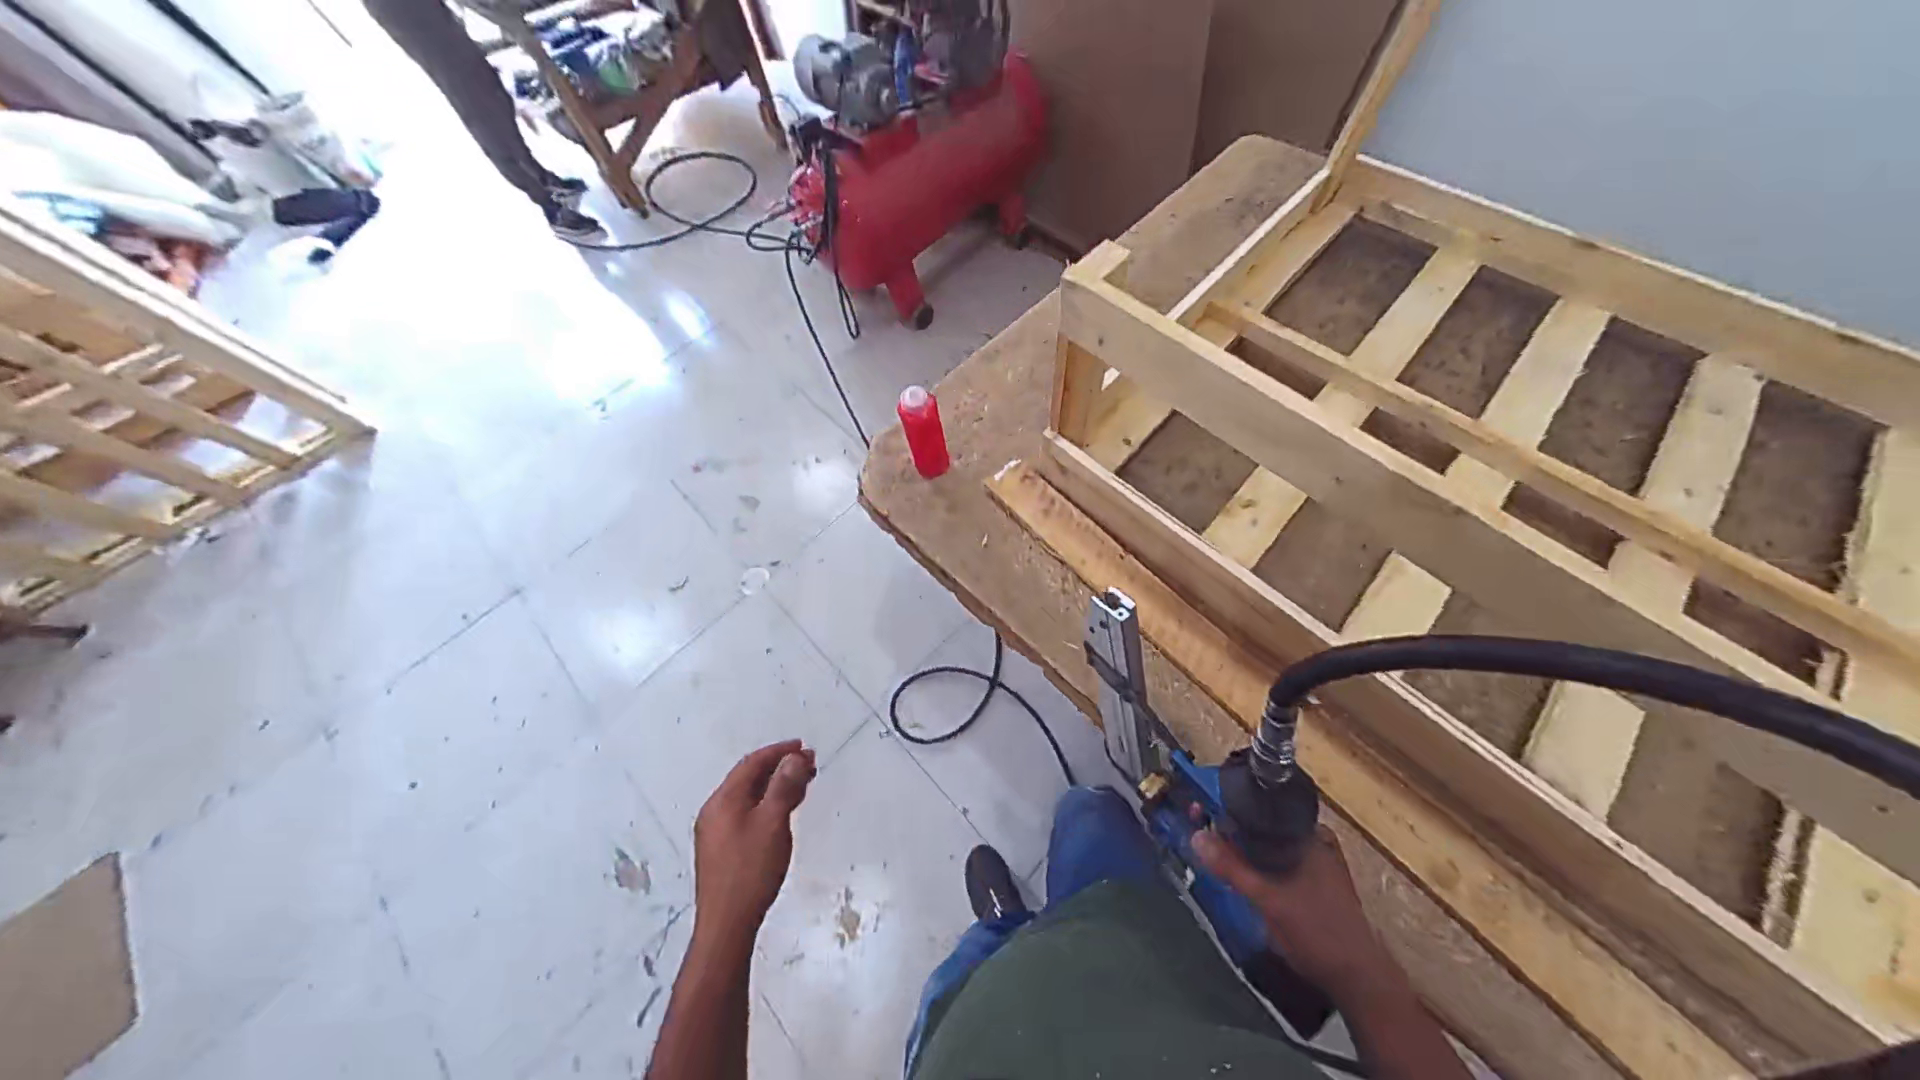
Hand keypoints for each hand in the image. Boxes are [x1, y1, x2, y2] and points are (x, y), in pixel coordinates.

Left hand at [692, 740, 815, 940]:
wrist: (727, 925)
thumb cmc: (751, 870)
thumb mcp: (773, 823)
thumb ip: (784, 787)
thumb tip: (794, 757)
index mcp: (723, 800)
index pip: (752, 763)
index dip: (779, 751)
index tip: (804, 747)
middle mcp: (715, 811)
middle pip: (749, 778)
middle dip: (780, 767)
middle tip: (809, 765)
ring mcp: (716, 831)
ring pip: (749, 797)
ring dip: (775, 786)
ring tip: (802, 785)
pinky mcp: (722, 849)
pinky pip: (747, 813)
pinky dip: (767, 803)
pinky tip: (783, 812)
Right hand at [1192, 823, 1397, 1001]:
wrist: (1359, 980)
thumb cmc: (1317, 931)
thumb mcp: (1267, 898)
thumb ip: (1231, 866)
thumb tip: (1196, 835)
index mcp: (1309, 835)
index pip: (1260, 809)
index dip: (1228, 812)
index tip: (1199, 815)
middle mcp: (1316, 842)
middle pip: (1263, 828)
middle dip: (1233, 832)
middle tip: (1204, 841)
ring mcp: (1319, 865)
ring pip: (1270, 848)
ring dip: (1245, 852)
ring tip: (1218, 858)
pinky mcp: (1317, 885)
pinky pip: (1279, 864)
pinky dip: (1260, 867)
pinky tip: (1244, 879)